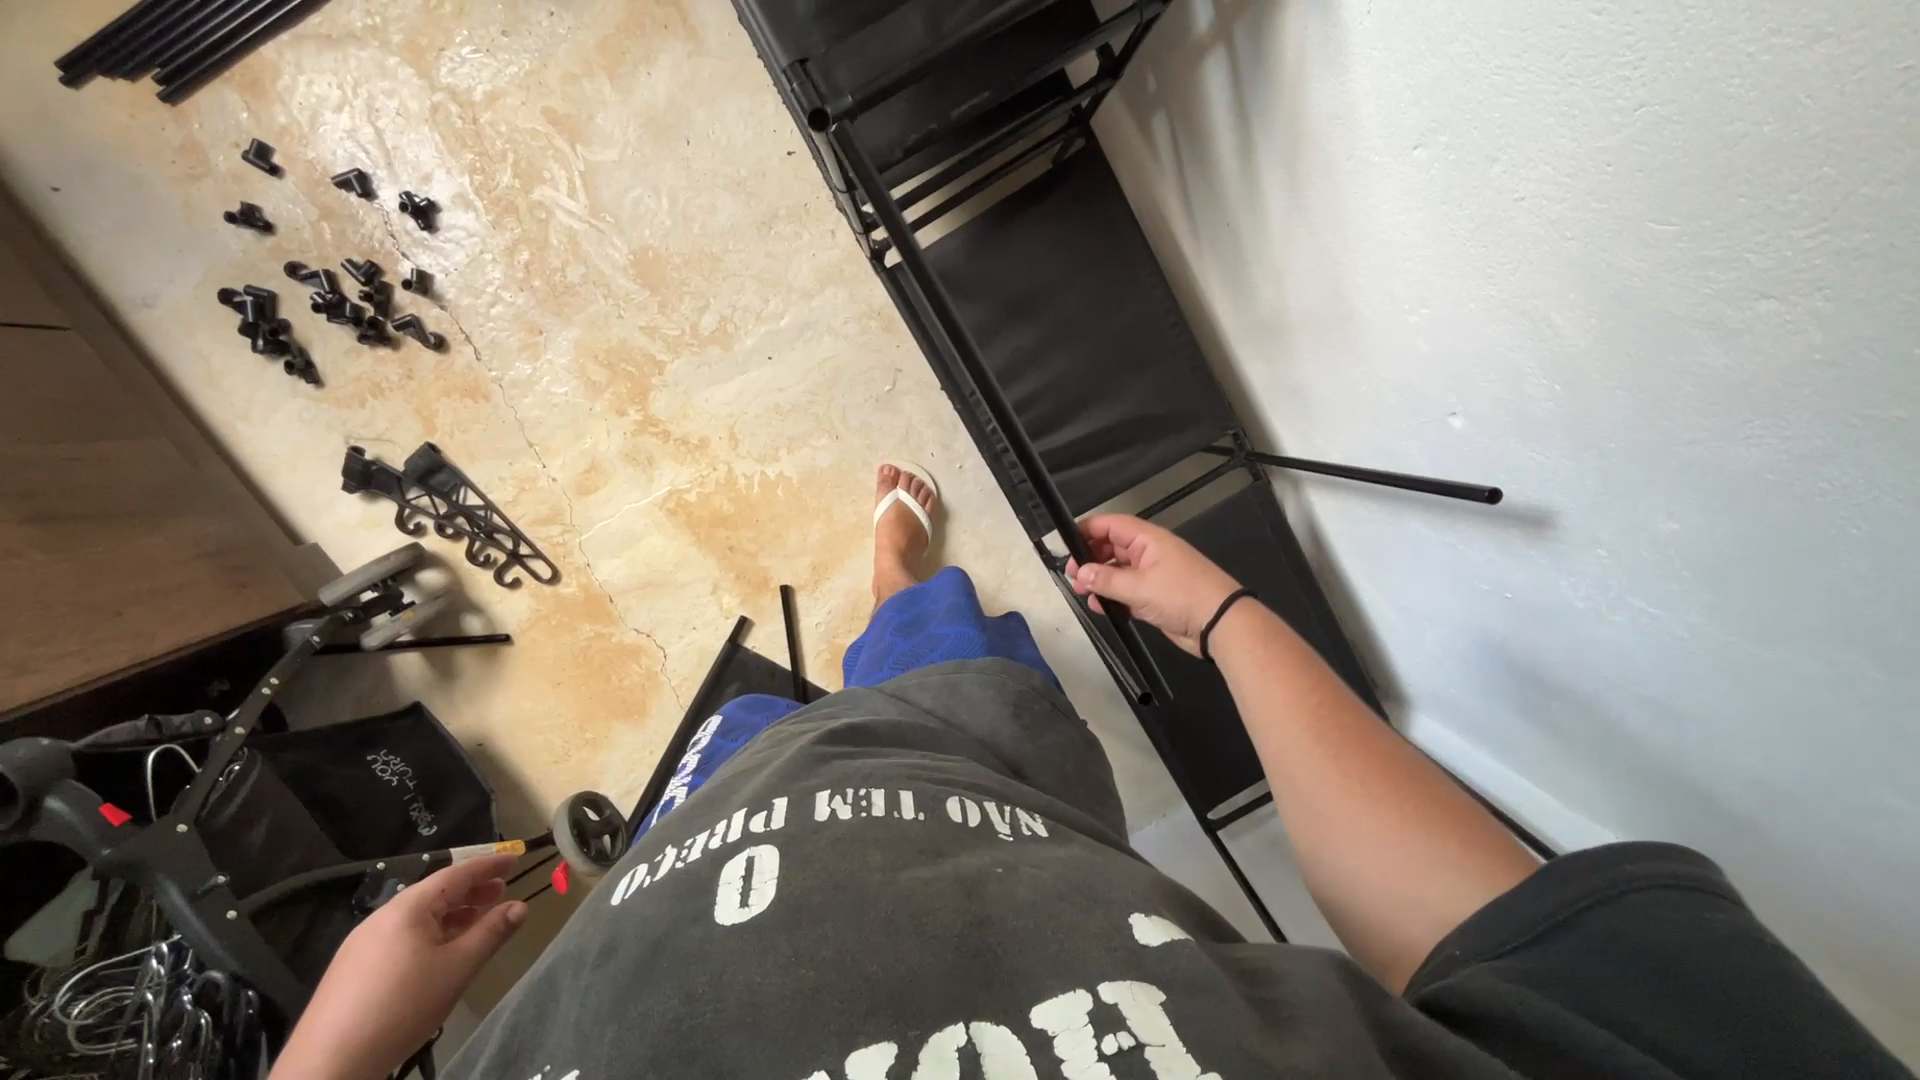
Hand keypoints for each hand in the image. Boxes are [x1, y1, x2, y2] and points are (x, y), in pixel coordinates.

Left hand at [272, 855, 527, 1079]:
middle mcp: (382, 918)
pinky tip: (440, 952)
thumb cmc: (402, 1007)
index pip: (456, 874)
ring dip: (452, 913)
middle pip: (435, 893)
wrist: (327, 1066)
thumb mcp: (457, 968)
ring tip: (478, 920)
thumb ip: (491, 933)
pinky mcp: (352, 969)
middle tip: (502, 891)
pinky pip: (401, 936)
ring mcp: (363, 944)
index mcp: (407, 909)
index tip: (515, 859)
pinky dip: (431, 932)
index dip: (488, 866)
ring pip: (417, 917)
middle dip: (471, 890)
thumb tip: (520, 906)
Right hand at [1067, 514, 1242, 656]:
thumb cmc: (1181, 595)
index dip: (1087, 530)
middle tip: (1070, 575)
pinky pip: (1126, 592)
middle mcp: (1148, 553)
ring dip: (1099, 580)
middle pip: (1111, 548)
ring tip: (1082, 592)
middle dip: (1089, 559)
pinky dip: (1112, 597)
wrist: (1220, 623)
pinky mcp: (1154, 597)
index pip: (1111, 525)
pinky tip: (1098, 606)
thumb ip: (1106, 580)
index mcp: (1148, 539)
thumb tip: (1079, 573)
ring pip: (1117, 571)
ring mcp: (1152, 575)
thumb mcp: (1140, 587)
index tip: (1065, 544)